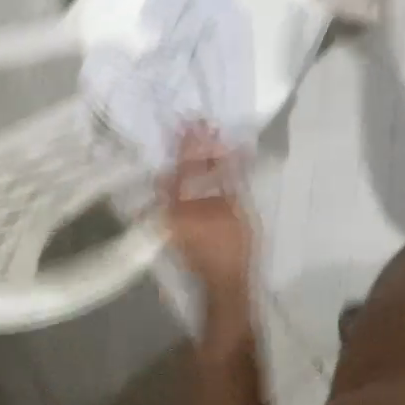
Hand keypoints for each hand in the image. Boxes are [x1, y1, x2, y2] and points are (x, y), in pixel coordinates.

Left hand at [160, 125, 254, 299]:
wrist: (226, 283)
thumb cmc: (232, 245)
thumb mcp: (235, 206)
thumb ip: (228, 175)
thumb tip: (227, 145)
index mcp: (181, 203)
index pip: (184, 163)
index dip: (190, 141)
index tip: (194, 120)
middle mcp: (170, 208)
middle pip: (177, 170)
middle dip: (189, 147)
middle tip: (199, 126)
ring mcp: (172, 217)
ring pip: (179, 181)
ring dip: (193, 161)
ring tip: (208, 142)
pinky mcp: (178, 224)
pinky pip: (182, 194)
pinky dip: (194, 178)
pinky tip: (210, 168)